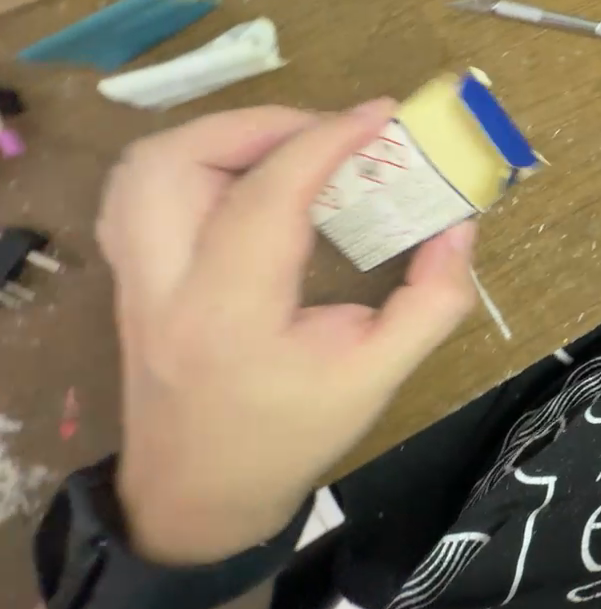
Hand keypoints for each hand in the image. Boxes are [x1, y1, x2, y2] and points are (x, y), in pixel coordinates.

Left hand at [97, 102, 477, 565]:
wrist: (199, 494)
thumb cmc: (296, 432)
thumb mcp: (385, 373)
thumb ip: (435, 298)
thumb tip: (460, 226)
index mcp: (230, 311)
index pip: (264, 196)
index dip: (326, 141)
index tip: (382, 114)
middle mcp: (163, 284)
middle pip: (173, 163)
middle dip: (262, 124)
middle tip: (335, 130)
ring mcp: (134, 280)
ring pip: (144, 170)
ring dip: (225, 136)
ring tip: (299, 143)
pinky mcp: (134, 279)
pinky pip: (143, 192)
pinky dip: (201, 161)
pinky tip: (256, 175)